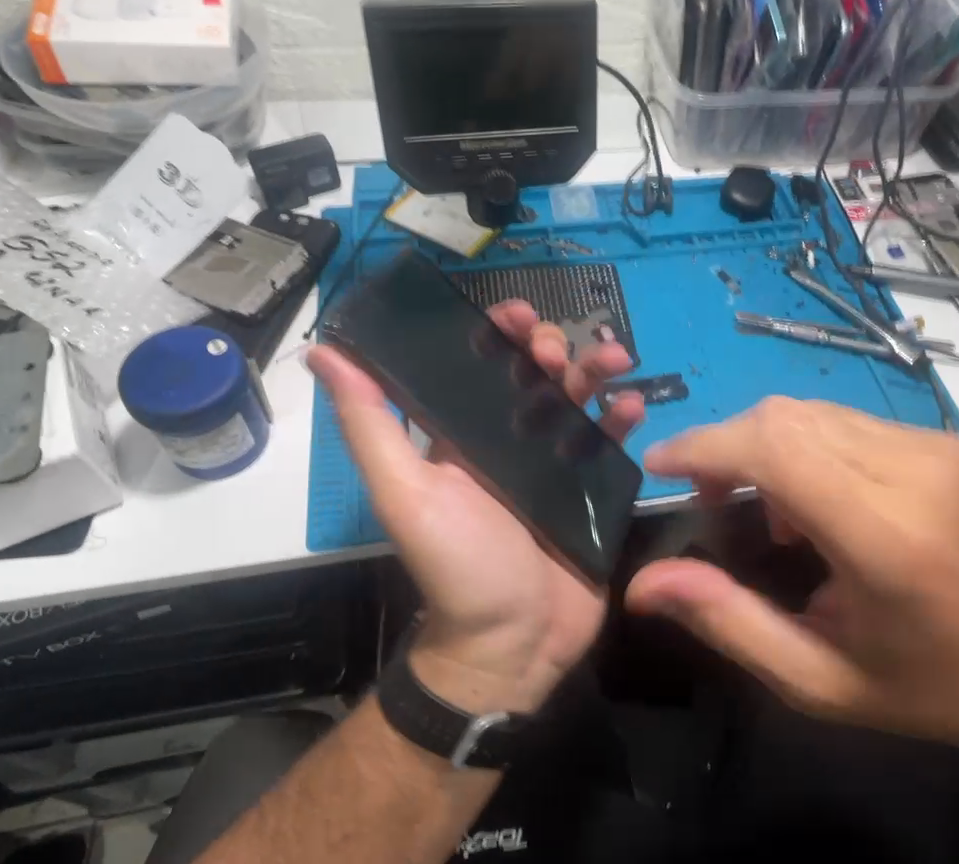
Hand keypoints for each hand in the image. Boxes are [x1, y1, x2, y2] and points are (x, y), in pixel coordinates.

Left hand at [306, 301, 643, 715]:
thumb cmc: (456, 566)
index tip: (518, 312)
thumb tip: (324, 353)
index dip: (497, 332)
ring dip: (595, 371)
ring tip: (614, 361)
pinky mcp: (591, 490)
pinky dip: (624, 419)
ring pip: (577, 400)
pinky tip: (634, 406)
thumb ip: (370, 423)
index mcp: (461, 436)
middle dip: (551, 348)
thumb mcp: (405, 492)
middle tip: (560, 348)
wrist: (513, 646)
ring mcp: (553, 465)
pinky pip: (610, 443)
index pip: (479, 366)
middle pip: (534, 376)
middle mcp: (507, 443)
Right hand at [624, 398, 958, 753]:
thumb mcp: (814, 677)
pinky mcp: (945, 443)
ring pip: (814, 411)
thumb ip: (726, 621)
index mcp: (887, 537)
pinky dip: (807, 448)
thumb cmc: (922, 688)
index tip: (659, 464)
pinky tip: (816, 503)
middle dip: (728, 447)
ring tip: (770, 514)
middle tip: (709, 500)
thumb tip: (642, 585)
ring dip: (767, 447)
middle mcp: (916, 473)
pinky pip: (849, 421)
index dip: (705, 446)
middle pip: (787, 418)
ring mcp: (937, 449)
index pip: (776, 449)